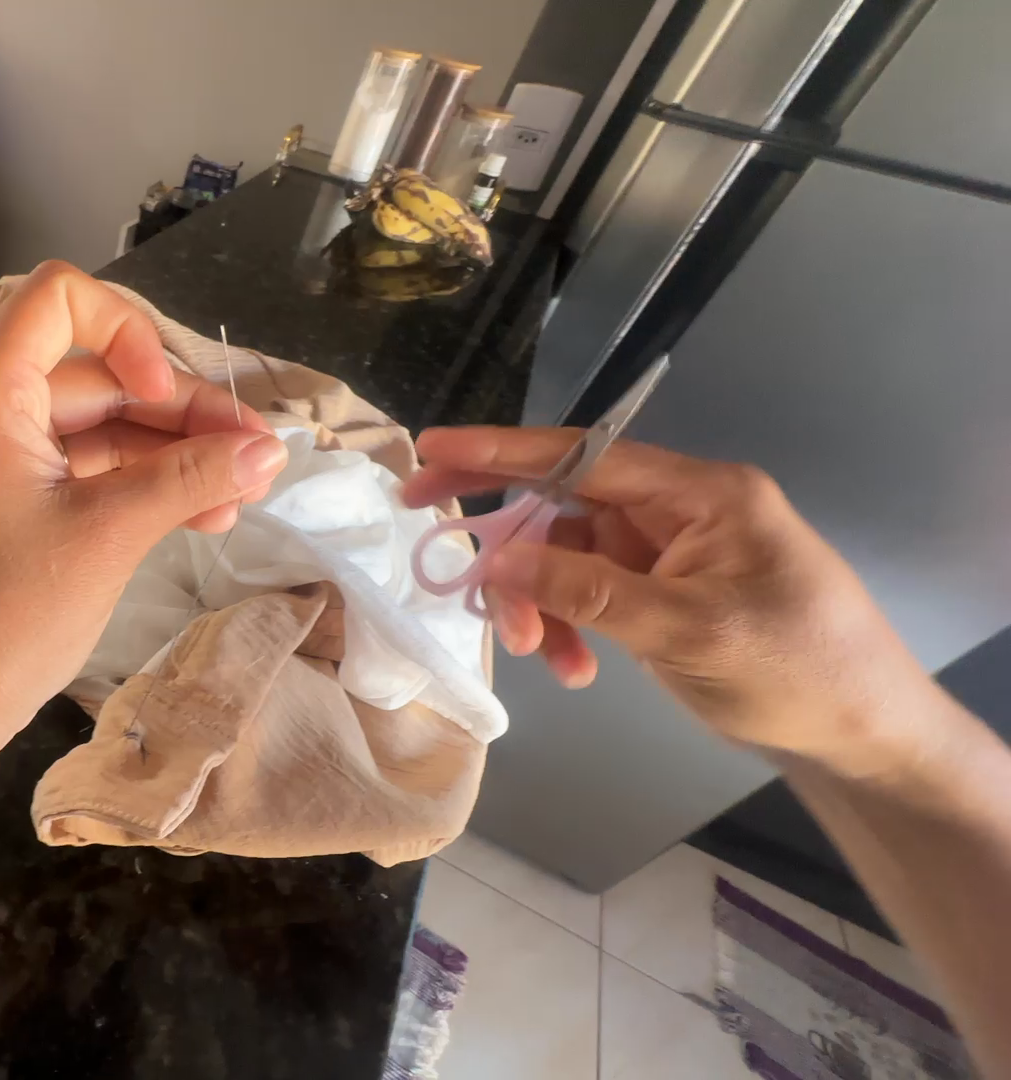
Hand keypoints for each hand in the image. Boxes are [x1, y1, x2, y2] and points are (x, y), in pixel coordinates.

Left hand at [0, 262, 288, 789]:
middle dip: (180, 413)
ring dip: (170, 456)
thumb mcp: (110, 534)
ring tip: (241, 496)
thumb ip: (191, 477)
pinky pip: (84, 469)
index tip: (165, 400)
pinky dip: (138, 485)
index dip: (128, 331)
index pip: (60, 299)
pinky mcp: (12, 499)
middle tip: (256, 456)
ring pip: (99, 427)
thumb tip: (269, 447)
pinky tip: (201, 515)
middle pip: (96, 373)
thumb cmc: (8, 616)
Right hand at [403, 426, 930, 777]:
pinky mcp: (643, 587)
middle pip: (556, 500)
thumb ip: (585, 590)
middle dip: (499, 532)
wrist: (859, 739)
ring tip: (534, 652)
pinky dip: (559, 627)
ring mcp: (653, 550)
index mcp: (697, 494)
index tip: (431, 448)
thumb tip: (498, 562)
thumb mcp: (686, 629)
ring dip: (533, 603)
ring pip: (556, 557)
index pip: (580, 455)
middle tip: (429, 533)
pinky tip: (570, 667)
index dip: (498, 449)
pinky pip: (574, 593)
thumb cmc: (795, 672)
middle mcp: (669, 510)